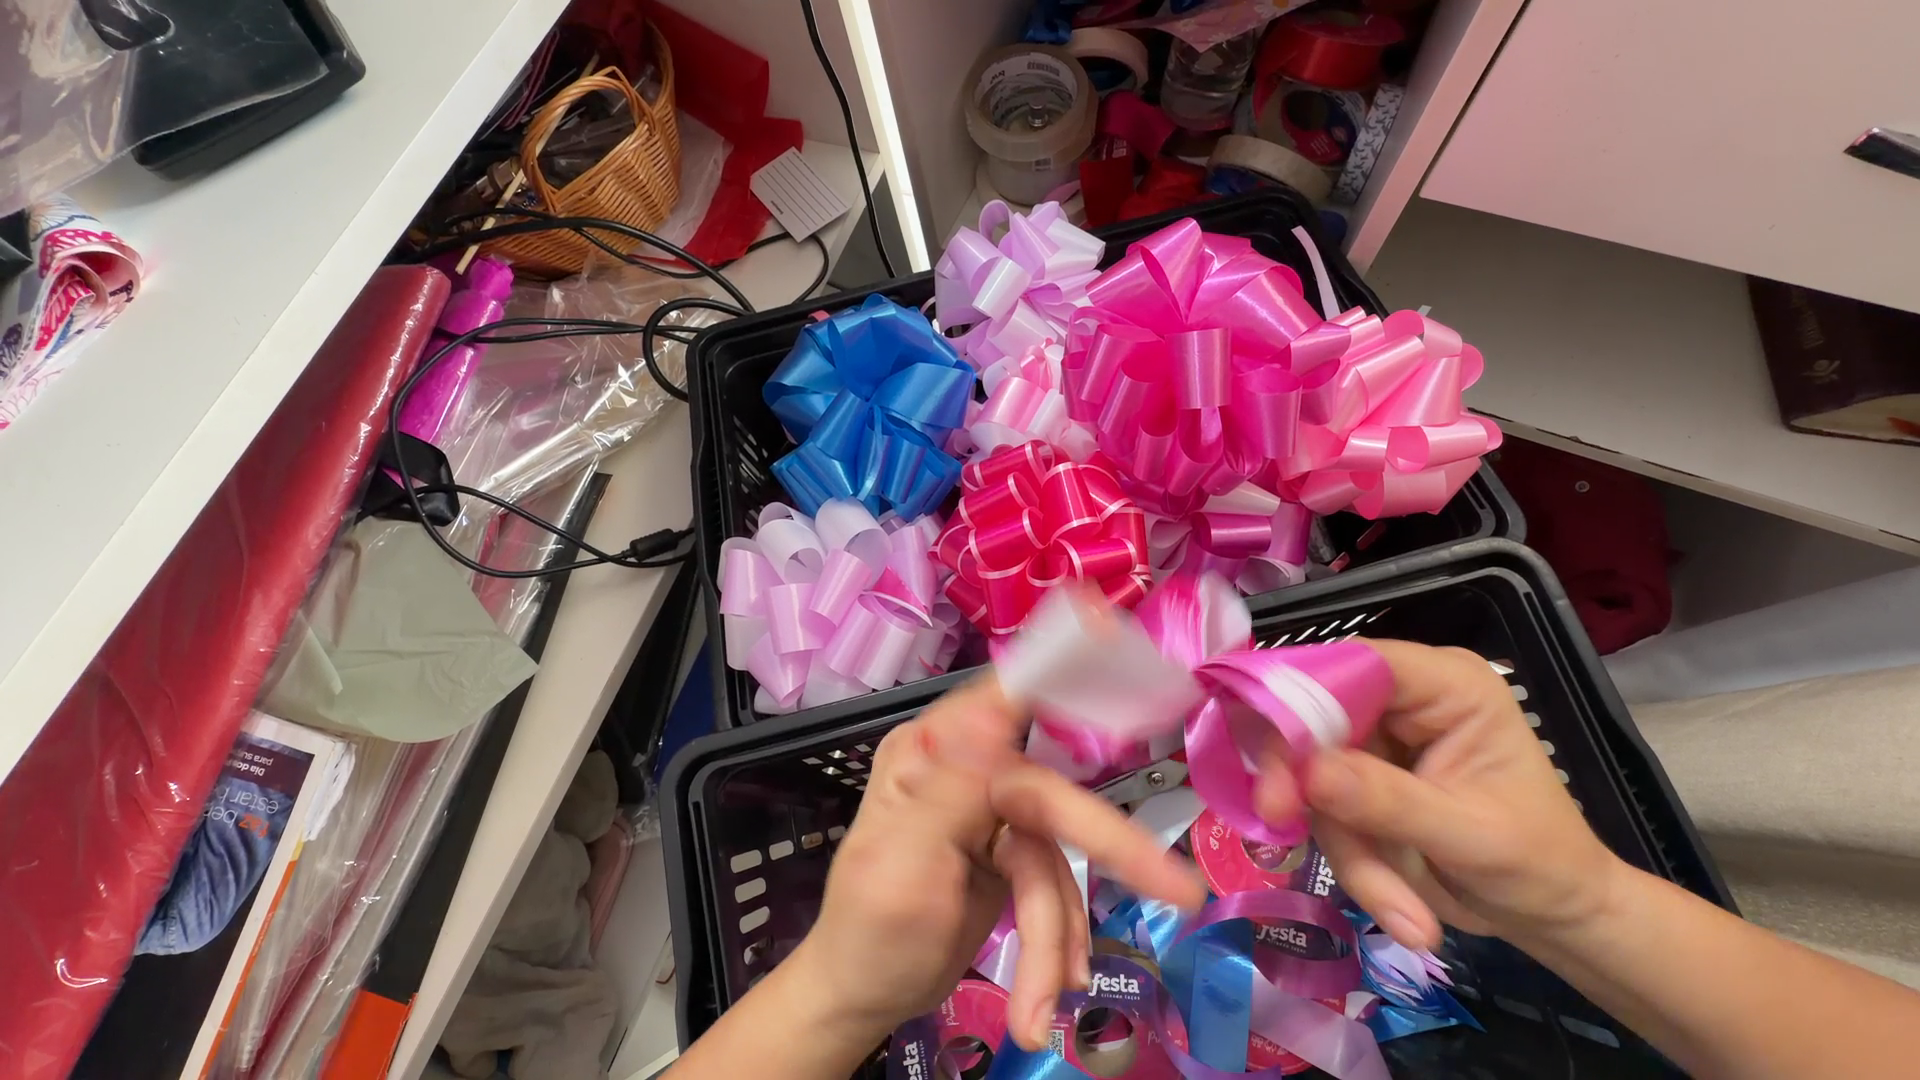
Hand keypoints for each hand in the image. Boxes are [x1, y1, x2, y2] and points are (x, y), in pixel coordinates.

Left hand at [791, 675, 1205, 1051]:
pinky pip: (1054, 884)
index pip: (1001, 698)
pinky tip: (1045, 985)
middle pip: (1052, 795)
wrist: (862, 999)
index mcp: (929, 754)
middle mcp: (965, 769)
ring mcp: (991, 813)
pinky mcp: (1010, 854)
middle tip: (1178, 890)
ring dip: (1055, 930)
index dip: (1058, 665)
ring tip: (1041, 1002)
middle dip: (1107, 851)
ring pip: (1057, 855)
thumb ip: (952, 785)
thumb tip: (992, 710)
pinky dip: (1054, 935)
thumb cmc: (869, 931)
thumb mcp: (903, 862)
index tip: (1109, 631)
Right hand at [1253, 639, 1627, 950]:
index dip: (1302, 695)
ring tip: (1405, 915)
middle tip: (1279, 818)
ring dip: (1342, 842)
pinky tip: (1399, 909)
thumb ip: (1387, 800)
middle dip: (1301, 777)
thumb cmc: (1540, 866)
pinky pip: (1318, 803)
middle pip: (1314, 714)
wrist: (1554, 916)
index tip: (1270, 750)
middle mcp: (1400, 699)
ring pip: (1309, 769)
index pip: (1354, 664)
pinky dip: (1346, 856)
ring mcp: (1373, 738)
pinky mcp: (1354, 775)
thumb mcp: (1472, 836)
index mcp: (1445, 685)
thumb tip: (1306, 772)